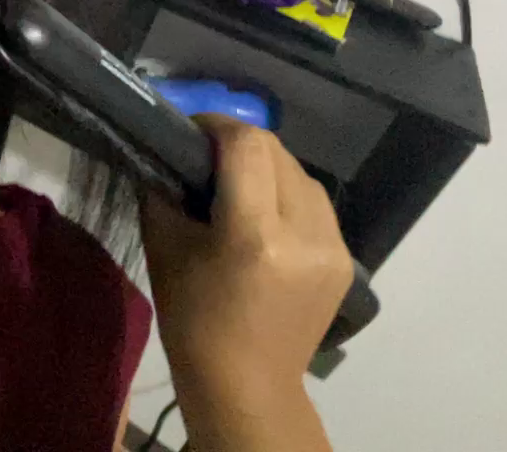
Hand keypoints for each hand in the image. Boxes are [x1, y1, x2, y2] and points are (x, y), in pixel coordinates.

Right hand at [140, 115, 352, 409]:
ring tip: (234, 180)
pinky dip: (284, 190)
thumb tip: (167, 152)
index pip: (247, 145)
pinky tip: (261, 208)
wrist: (246, 383)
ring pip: (299, 172)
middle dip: (237, 142)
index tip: (189, 129)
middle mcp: (304, 234)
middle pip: (276, 151)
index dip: (215, 124)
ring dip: (264, 164)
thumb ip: (165, 188)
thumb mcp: (163, 244)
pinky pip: (314, 201)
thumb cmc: (192, 316)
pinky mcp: (343, 260)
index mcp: (255, 234)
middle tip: (204, 153)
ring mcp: (332, 249)